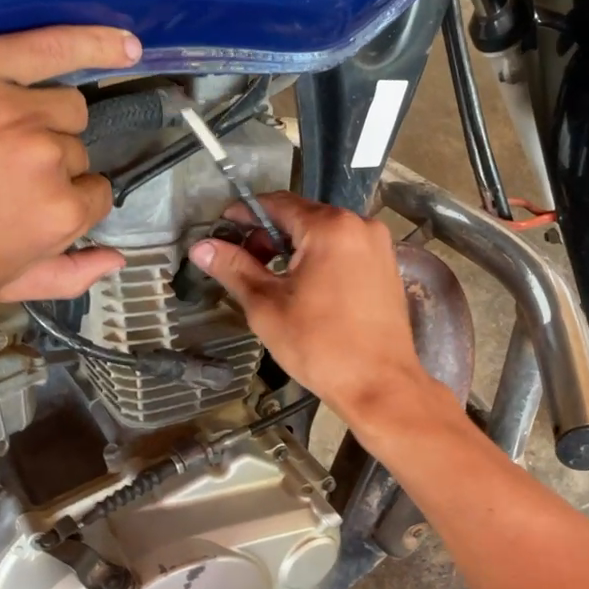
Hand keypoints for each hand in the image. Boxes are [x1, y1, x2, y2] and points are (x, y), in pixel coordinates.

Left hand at [0, 25, 141, 300]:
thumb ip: (68, 276)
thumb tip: (118, 259)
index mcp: (57, 215)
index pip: (95, 195)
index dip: (65, 202)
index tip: (29, 203)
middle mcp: (48, 158)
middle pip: (77, 150)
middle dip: (49, 165)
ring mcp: (14, 106)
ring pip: (64, 105)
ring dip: (44, 120)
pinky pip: (52, 46)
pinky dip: (95, 43)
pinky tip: (126, 45)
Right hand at [190, 193, 437, 418]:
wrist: (380, 385)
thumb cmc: (320, 346)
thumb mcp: (267, 306)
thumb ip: (234, 269)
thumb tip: (201, 247)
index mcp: (330, 227)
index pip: (278, 203)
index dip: (246, 213)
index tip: (223, 228)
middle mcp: (360, 226)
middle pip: (302, 217)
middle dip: (268, 235)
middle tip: (242, 262)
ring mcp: (379, 247)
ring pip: (324, 235)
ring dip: (293, 248)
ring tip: (269, 280)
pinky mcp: (387, 269)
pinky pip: (345, 251)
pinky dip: (319, 260)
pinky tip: (303, 288)